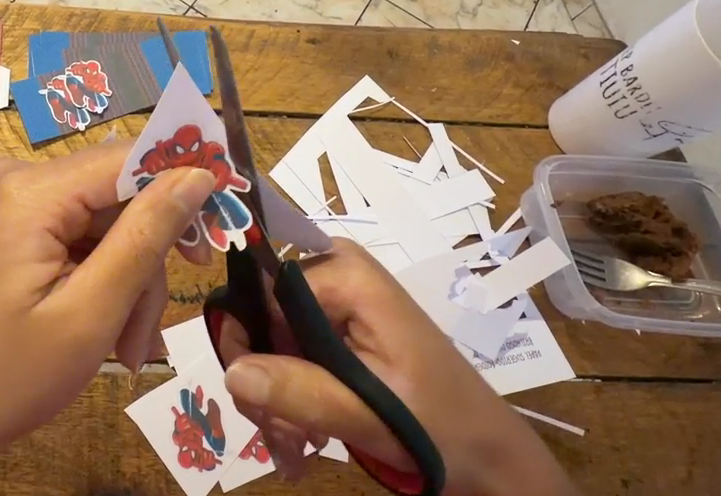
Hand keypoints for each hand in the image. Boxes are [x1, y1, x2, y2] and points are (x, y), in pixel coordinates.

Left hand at [0, 141, 214, 494]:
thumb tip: (195, 173)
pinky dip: (90, 275)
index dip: (182, 182)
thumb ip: (145, 238)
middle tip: (148, 333)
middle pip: (112, 196)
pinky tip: (94, 326)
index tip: (222, 227)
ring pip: (96, 220)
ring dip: (119, 279)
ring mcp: (0, 196)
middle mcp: (11, 175)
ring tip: (121, 347)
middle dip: (142, 261)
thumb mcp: (88, 316)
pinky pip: (67, 231)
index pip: (127, 158)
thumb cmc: (3, 379)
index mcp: (27, 190)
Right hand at [216, 240, 577, 495]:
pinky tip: (303, 437)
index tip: (262, 411)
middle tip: (286, 441)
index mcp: (343, 272)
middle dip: (263, 383)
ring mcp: (333, 294)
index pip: (259, 294)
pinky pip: (288, 348)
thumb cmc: (439, 425)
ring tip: (298, 448)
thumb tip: (231, 372)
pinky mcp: (335, 320)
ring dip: (274, 397)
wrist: (489, 451)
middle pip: (261, 317)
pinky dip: (288, 394)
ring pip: (268, 338)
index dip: (248, 350)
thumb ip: (301, 390)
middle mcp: (331, 268)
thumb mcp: (369, 414)